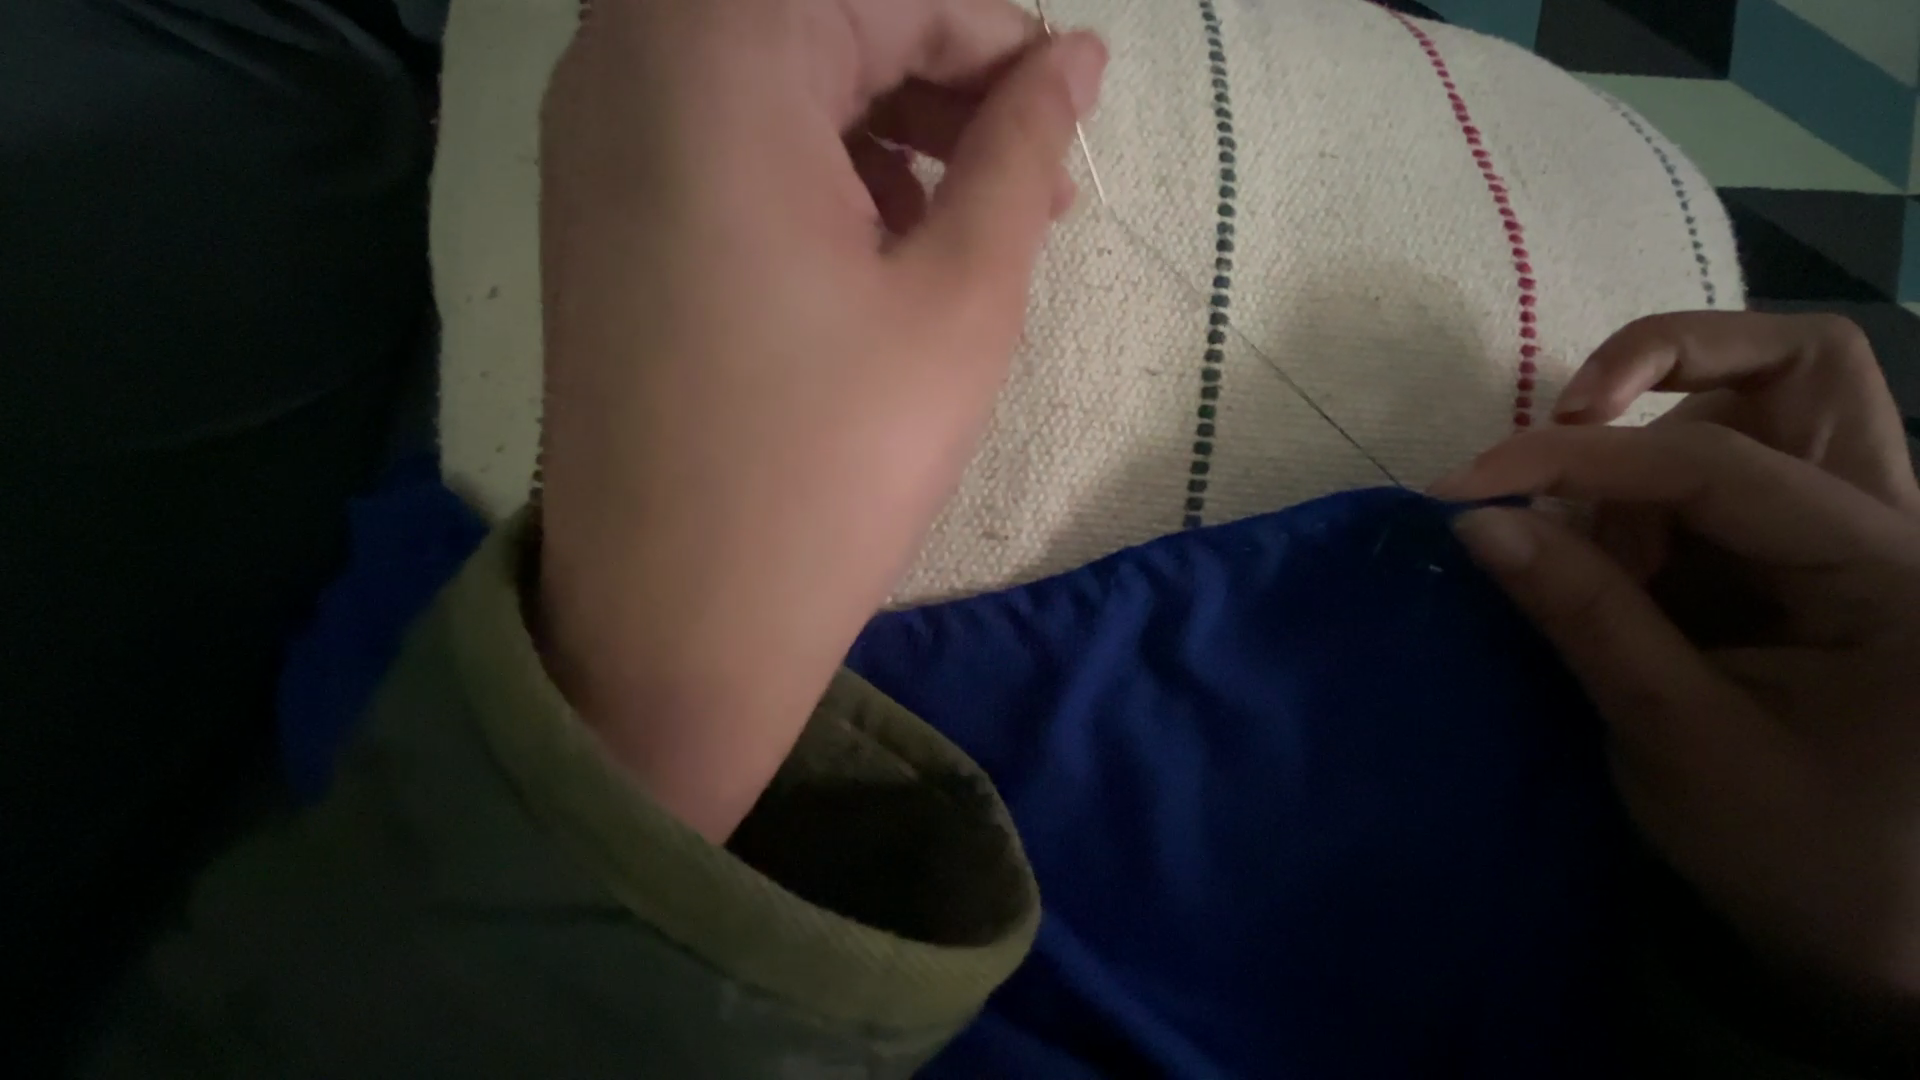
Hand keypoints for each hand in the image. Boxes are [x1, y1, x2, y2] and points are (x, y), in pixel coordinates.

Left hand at [534, 0, 1106, 840]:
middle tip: (1028, 173)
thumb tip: (1075, 59)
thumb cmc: (837, 460)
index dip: (993, 38)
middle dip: (935, 83)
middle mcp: (620, 64)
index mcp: (713, 50)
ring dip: (875, 127)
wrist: (680, 619)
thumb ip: (1021, 149)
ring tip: (964, 221)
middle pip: (814, 22)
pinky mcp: (590, 223)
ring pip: (762, 81)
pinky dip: (804, 170)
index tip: (1067, 102)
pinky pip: (713, 146)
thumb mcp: (960, 294)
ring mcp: (588, 147)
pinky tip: (869, 248)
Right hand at [1435, 312, 1919, 1007]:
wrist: (1898, 943)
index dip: (1568, 459)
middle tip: (1564, 413)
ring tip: (1586, 542)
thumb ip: (1578, 612)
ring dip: (1647, 443)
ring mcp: (1850, 538)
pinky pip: (1715, 484)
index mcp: (1894, 570)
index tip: (1458, 488)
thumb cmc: (1806, 852)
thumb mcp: (1673, 734)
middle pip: (1799, 365)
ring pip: (1761, 410)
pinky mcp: (1800, 564)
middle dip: (1663, 359)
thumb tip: (1471, 522)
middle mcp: (1893, 524)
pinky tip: (1609, 569)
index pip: (1709, 462)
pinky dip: (1639, 502)